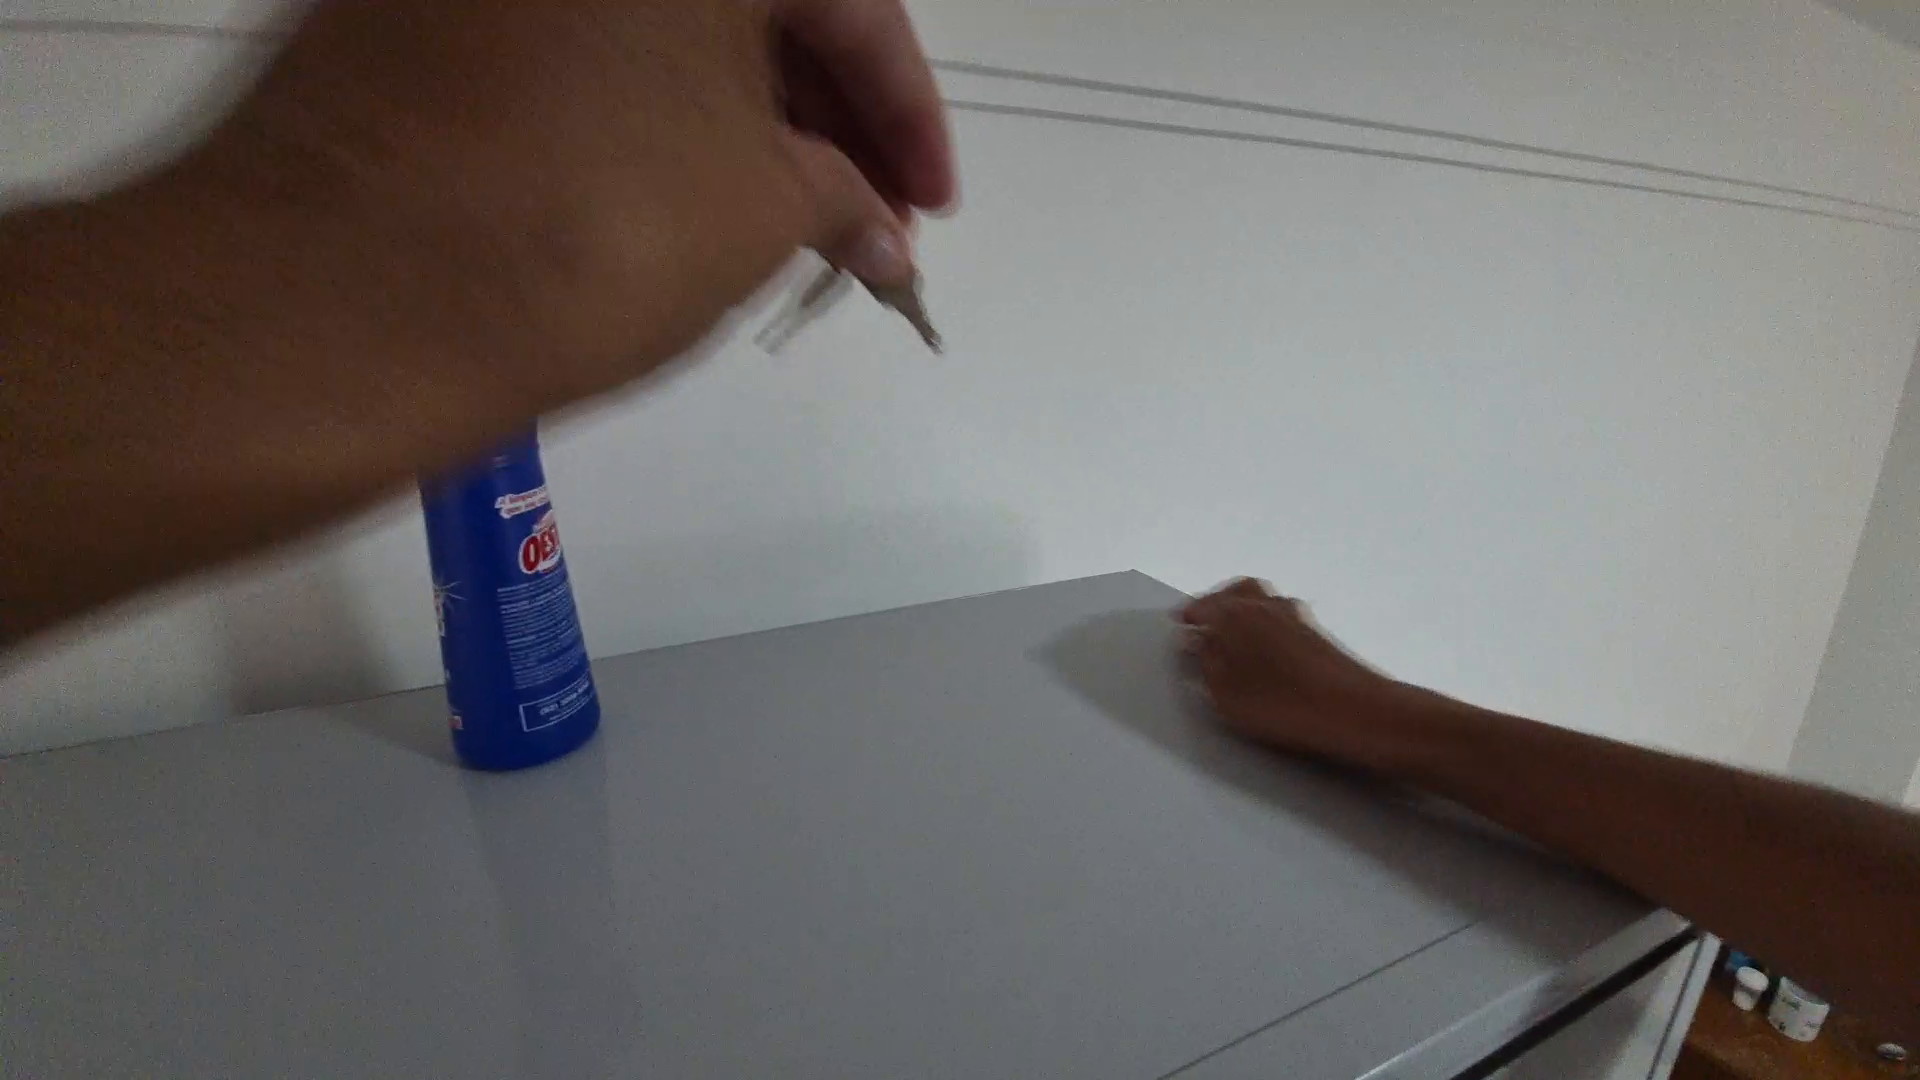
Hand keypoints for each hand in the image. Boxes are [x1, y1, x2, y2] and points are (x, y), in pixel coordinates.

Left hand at [160, 0, 953, 406]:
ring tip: (810, 232)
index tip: (936, 209)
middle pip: (772, 14)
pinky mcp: (444, 22)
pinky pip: (613, 64)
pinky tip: (717, 203)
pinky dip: (684, 131)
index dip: (914, 118)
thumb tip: (891, 241)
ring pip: (691, 45)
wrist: (351, 300)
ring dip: (770, 137)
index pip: (857, 5)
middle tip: (881, 226)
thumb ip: (852, 203)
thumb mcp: (765, 212)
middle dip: (846, 129)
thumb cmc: (598, 234)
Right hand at [1178, 578, 1412, 760]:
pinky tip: (1266, 646)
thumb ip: (1205, 663)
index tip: (1179, 625)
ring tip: (1235, 631)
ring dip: (1245, 608)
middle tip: (1205, 621)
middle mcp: (1264, 606)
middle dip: (1217, 601)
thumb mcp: (1224, 693)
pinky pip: (1281, 615)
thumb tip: (1194, 639)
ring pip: (1262, 599)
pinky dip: (1266, 622)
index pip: (1203, 607)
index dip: (1188, 616)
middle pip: (1237, 590)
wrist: (1353, 711)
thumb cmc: (1278, 704)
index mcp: (1234, 615)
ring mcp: (1295, 617)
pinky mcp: (1317, 633)